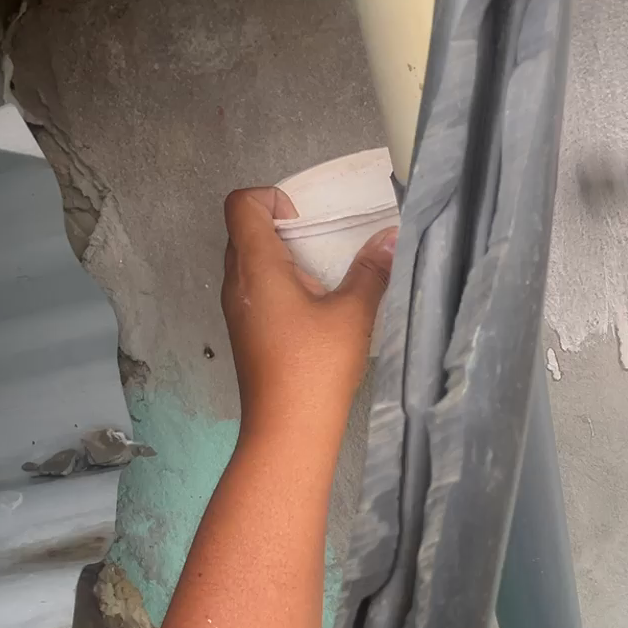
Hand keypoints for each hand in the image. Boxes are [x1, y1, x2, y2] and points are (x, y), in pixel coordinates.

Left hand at [221, 187, 395, 441]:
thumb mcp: (353, 313)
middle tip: (319, 244)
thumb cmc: (315, 367)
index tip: (304, 220)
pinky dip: (279, 286)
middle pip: (244, 232)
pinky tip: (313, 311)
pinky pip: (255, 292)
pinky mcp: (245, 334)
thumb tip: (390, 238)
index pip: (241, 205)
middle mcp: (237, 284)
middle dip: (280, 227)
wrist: (287, 429)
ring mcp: (237, 311)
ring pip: (249, 264)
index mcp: (256, 268)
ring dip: (281, 259)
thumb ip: (372, 270)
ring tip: (321, 278)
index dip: (270, 197)